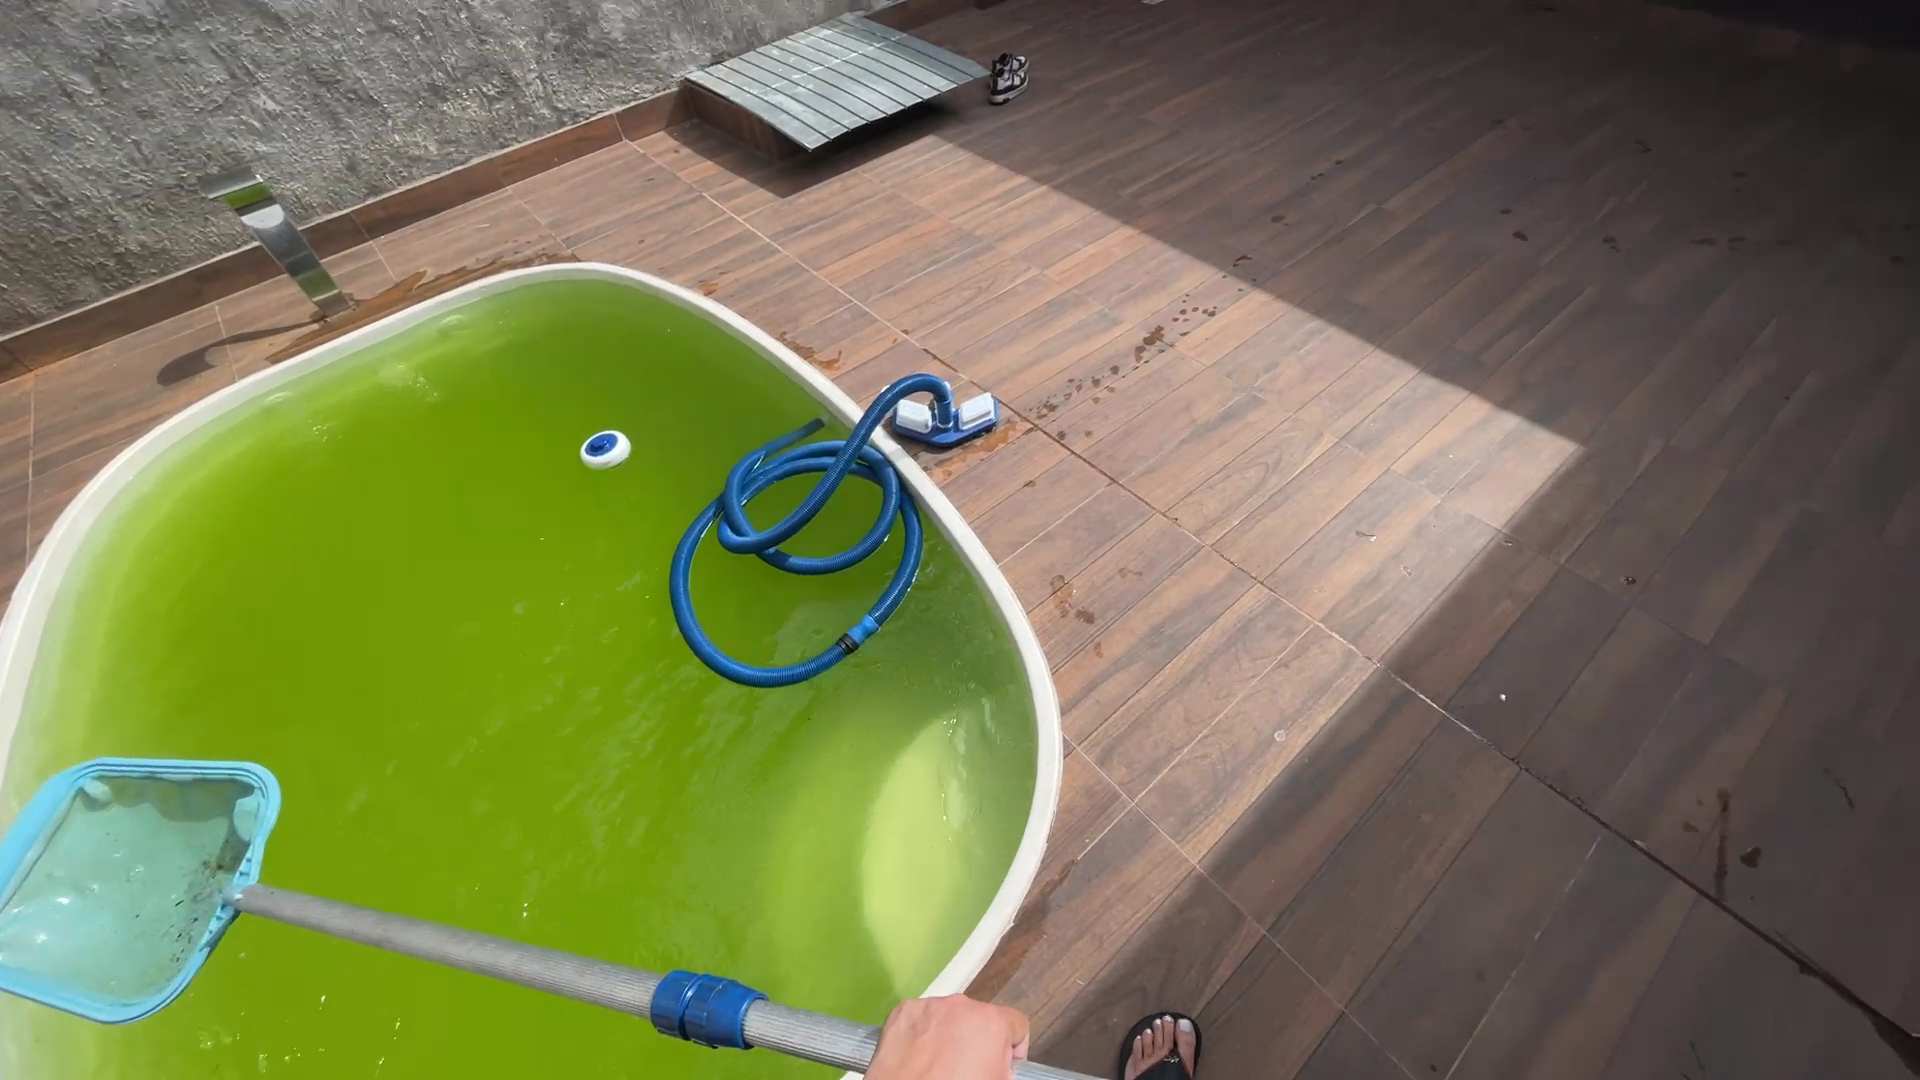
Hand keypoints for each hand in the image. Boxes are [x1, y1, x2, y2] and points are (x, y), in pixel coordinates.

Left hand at [865, 994, 1029, 1079]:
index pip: (1017, 1024)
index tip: (1003, 1065)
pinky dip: (922, 1033)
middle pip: (980, 1019)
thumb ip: (1005, 1069)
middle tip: (965, 1070)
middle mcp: (962, 1005)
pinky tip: (917, 1057)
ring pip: (948, 1016)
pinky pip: (922, 1017)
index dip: (1013, 1048)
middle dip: (976, 1041)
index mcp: (992, 1023)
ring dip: (948, 1035)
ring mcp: (930, 1004)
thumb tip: (1000, 1066)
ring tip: (936, 1066)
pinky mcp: (904, 1009)